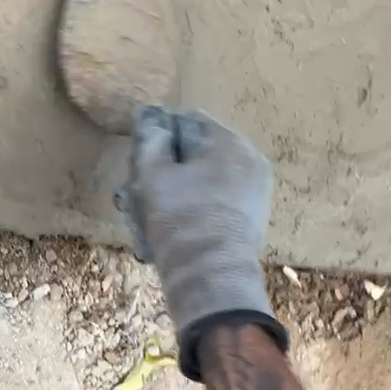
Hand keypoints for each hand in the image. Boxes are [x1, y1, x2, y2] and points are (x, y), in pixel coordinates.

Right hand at [120, 107, 286, 379]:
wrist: (210, 275)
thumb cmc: (178, 219)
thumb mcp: (152, 174)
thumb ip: (150, 139)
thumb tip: (150, 114)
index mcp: (228, 142)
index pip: (186, 121)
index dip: (157, 139)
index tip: (138, 166)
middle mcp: (248, 159)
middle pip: (194, 153)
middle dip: (162, 171)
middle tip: (137, 197)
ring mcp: (254, 189)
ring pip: (201, 180)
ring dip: (172, 193)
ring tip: (148, 222)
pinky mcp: (251, 216)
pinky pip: (214, 201)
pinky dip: (190, 210)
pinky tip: (170, 233)